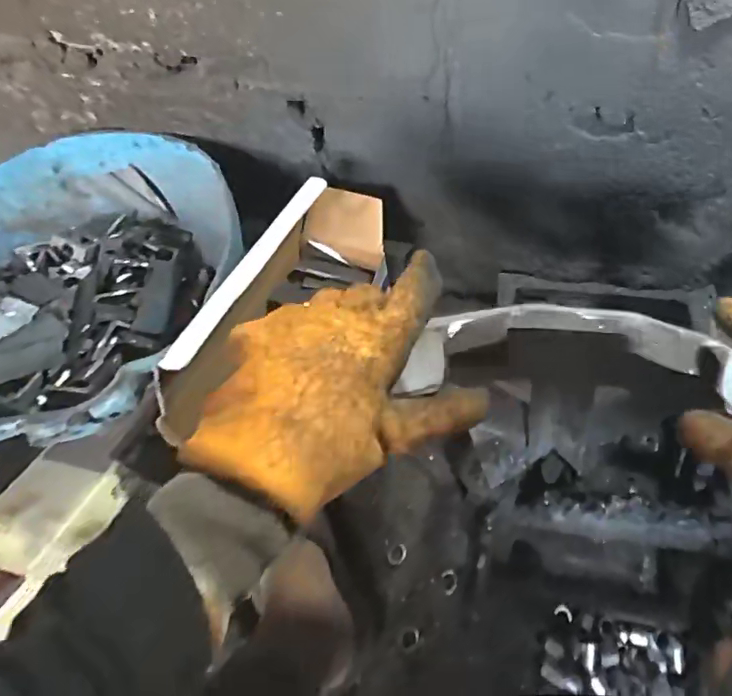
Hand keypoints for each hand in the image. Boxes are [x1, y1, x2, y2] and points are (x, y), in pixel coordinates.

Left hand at [178, 251, 487, 524]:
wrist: (245, 470)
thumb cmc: (334, 447)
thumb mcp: (394, 435)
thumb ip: (442, 412)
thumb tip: (486, 401)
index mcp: (384, 334)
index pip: (415, 288)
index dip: (424, 272)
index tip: (424, 261)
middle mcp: (344, 313)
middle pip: (369, 293)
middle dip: (377, 305)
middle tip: (377, 332)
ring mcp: (297, 318)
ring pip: (328, 302)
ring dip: (338, 315)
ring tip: (334, 344)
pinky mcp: (256, 331)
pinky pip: (287, 320)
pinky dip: (296, 332)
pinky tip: (288, 360)